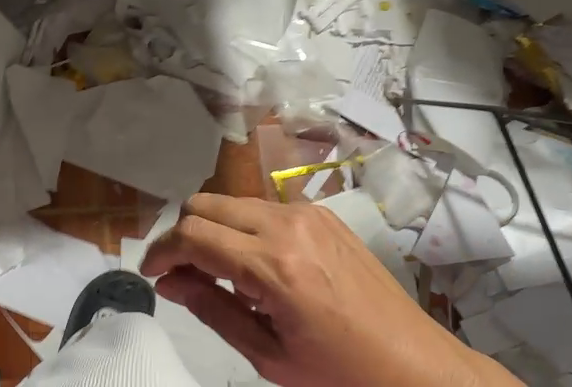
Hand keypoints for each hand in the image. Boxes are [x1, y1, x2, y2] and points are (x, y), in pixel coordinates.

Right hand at [141, 193, 520, 386]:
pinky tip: (258, 268)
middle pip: (204, 205)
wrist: (420, 369)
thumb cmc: (343, 377)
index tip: (151, 274)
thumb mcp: (270, 358)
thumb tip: (171, 282)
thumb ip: (212, 310)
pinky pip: (263, 208)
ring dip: (212, 229)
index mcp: (272, 266)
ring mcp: (306, 213)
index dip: (161, 252)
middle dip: (182, 235)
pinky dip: (244, 228)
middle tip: (180, 274)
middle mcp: (285, 225)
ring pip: (231, 202)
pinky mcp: (322, 213)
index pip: (192, 236)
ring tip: (222, 276)